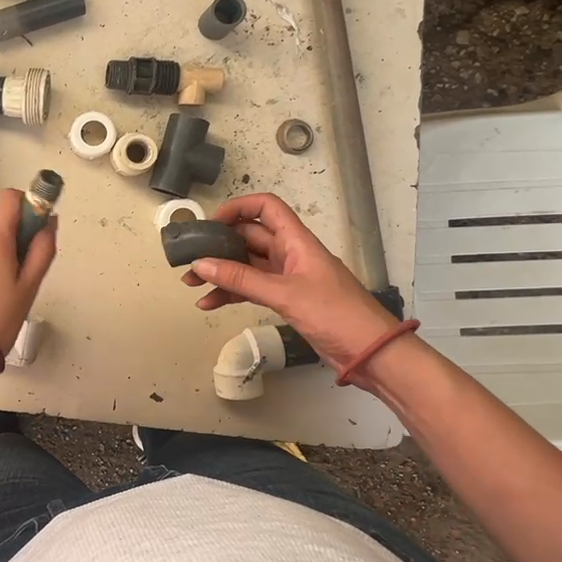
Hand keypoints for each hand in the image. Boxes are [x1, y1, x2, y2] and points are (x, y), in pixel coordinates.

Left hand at [0, 189, 56, 372]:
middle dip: (21, 225)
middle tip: (35, 254)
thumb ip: (43, 249)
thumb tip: (49, 223)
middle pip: (0, 214)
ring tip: (19, 275)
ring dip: (9, 242)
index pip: (10, 197)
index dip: (30, 203)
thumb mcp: (30, 284)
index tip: (42, 222)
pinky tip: (2, 283)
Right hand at [181, 193, 398, 366]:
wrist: (372, 353)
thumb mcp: (285, 294)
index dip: (238, 207)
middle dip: (219, 245)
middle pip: (249, 237)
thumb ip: (241, 279)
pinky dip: (231, 294)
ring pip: (246, 266)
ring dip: (220, 272)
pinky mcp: (286, 300)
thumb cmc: (336, 314)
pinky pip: (251, 289)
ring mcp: (288, 278)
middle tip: (190, 257)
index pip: (266, 208)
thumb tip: (199, 264)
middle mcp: (290, 254)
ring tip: (191, 283)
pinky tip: (209, 304)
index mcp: (297, 242)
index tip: (210, 223)